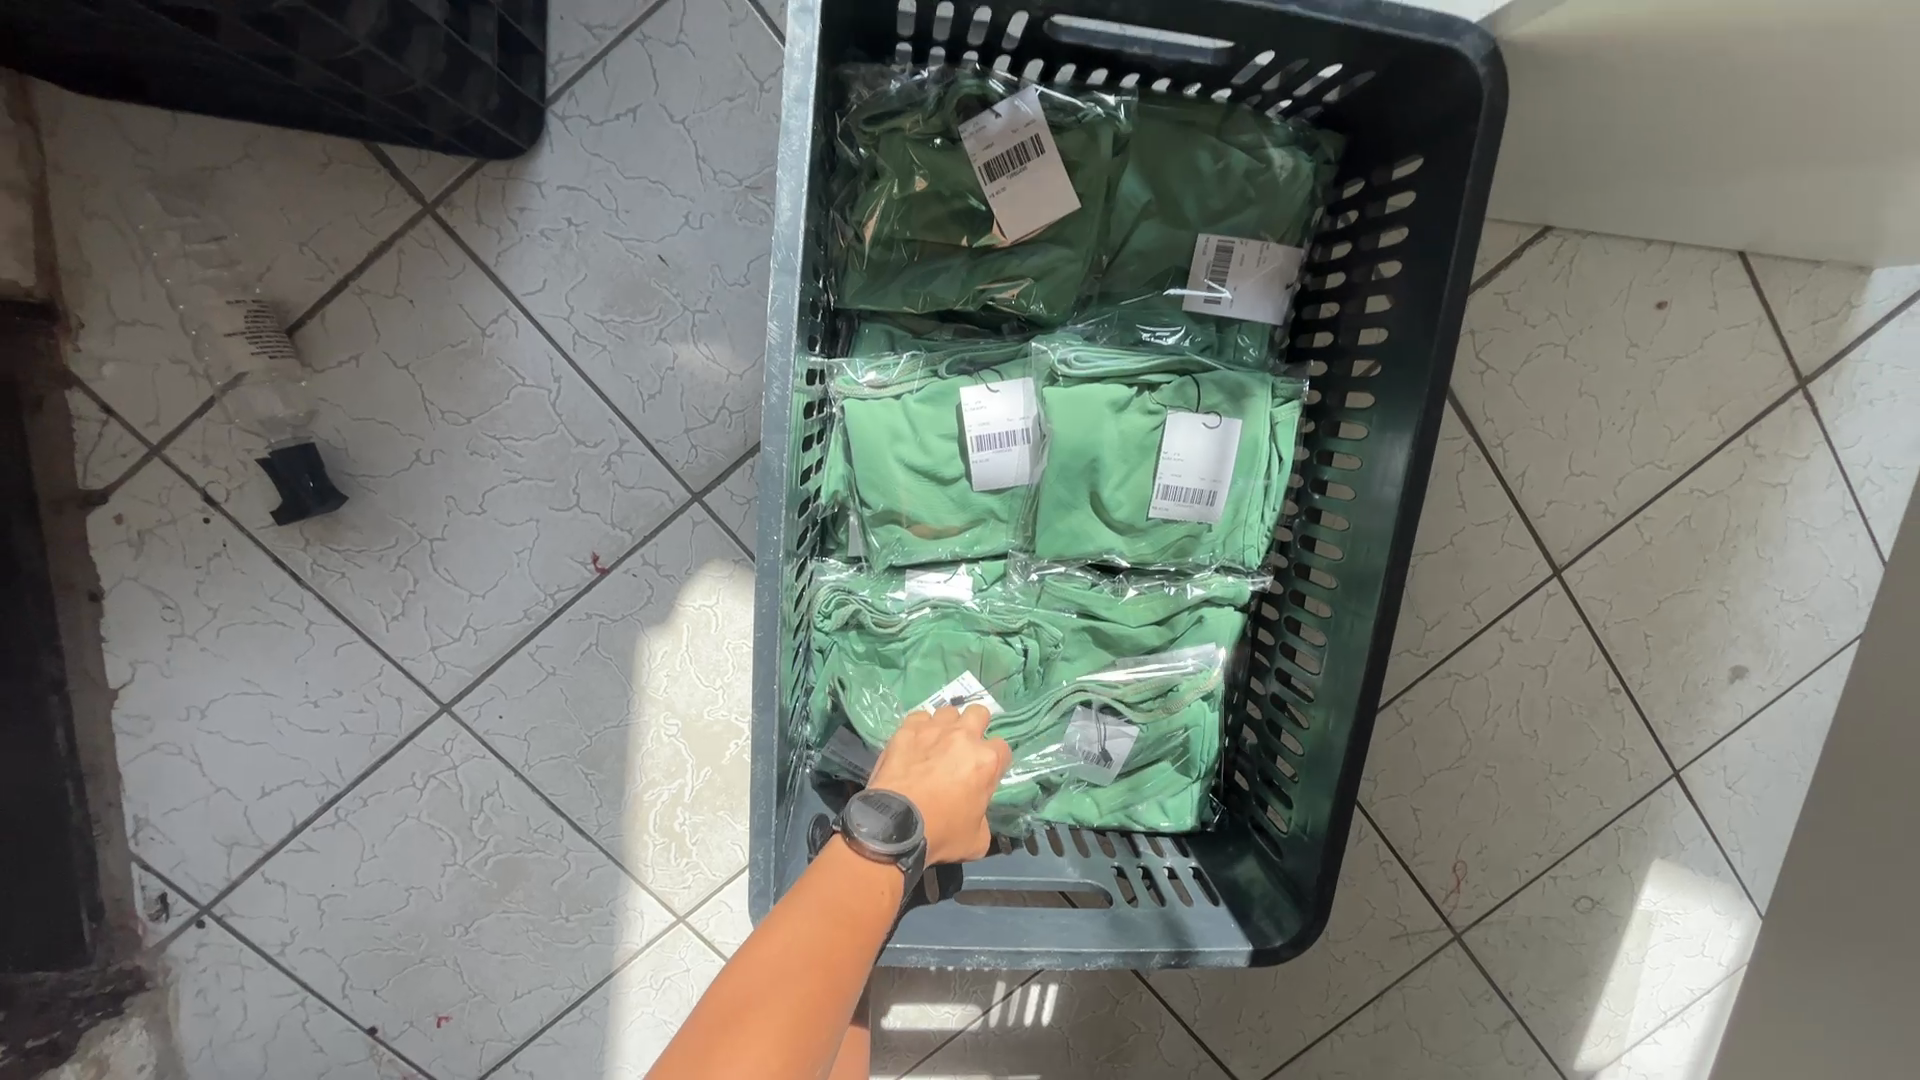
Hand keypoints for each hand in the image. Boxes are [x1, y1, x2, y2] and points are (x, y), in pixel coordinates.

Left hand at [867, 704, 1011, 864]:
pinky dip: (920, 728)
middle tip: (965, 748)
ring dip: (947, 726)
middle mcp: (963, 737)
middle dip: (977, 727)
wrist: (895, 827)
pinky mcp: (907, 730)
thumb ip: (983, 816)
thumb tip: (975, 811)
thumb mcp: (977, 839)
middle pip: (979, 713)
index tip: (986, 773)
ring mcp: (933, 730)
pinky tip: (915, 743)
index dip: (996, 761)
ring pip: (948, 711)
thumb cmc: (941, 834)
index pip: (1003, 749)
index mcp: (987, 761)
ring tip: (938, 743)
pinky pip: (919, 717)